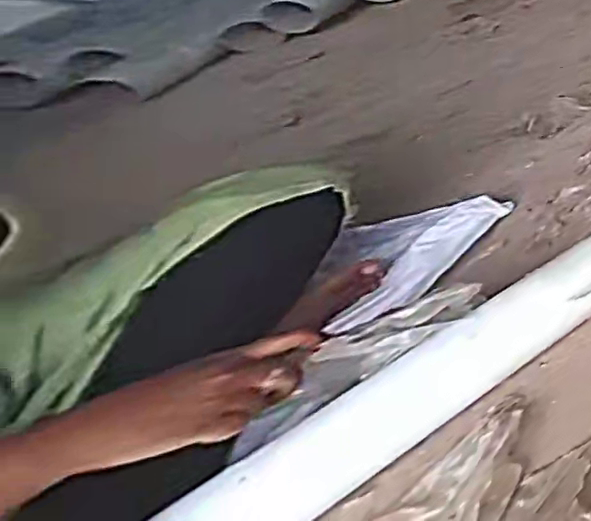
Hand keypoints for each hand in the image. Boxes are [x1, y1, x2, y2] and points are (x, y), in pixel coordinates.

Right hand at [21, 332, 313, 478]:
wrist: (93, 428)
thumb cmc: (137, 399)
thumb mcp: (193, 370)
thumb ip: (229, 366)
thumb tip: (255, 368)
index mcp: (226, 357)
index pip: (281, 340)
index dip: (305, 339)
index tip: (319, 340)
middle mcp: (231, 374)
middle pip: (287, 370)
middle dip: (292, 378)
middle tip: (283, 386)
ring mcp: (222, 400)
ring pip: (268, 398)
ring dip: (262, 405)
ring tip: (242, 409)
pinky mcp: (209, 427)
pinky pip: (241, 425)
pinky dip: (235, 427)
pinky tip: (215, 427)